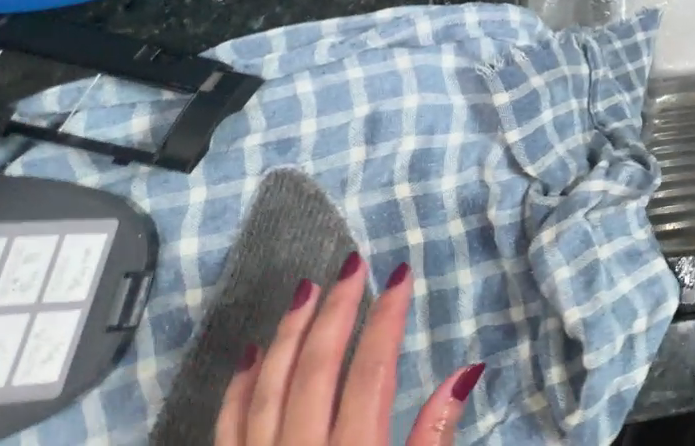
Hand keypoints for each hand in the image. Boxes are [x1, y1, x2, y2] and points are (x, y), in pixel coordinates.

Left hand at [215, 253, 483, 445]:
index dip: (386, 319)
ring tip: (308, 292)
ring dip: (288, 336)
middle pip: (314, 370)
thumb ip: (435, 436)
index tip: (400, 276)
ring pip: (265, 390)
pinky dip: (240, 386)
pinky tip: (253, 354)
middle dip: (336, 312)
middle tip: (353, 265)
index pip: (371, 371)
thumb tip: (467, 371)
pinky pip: (228, 427)